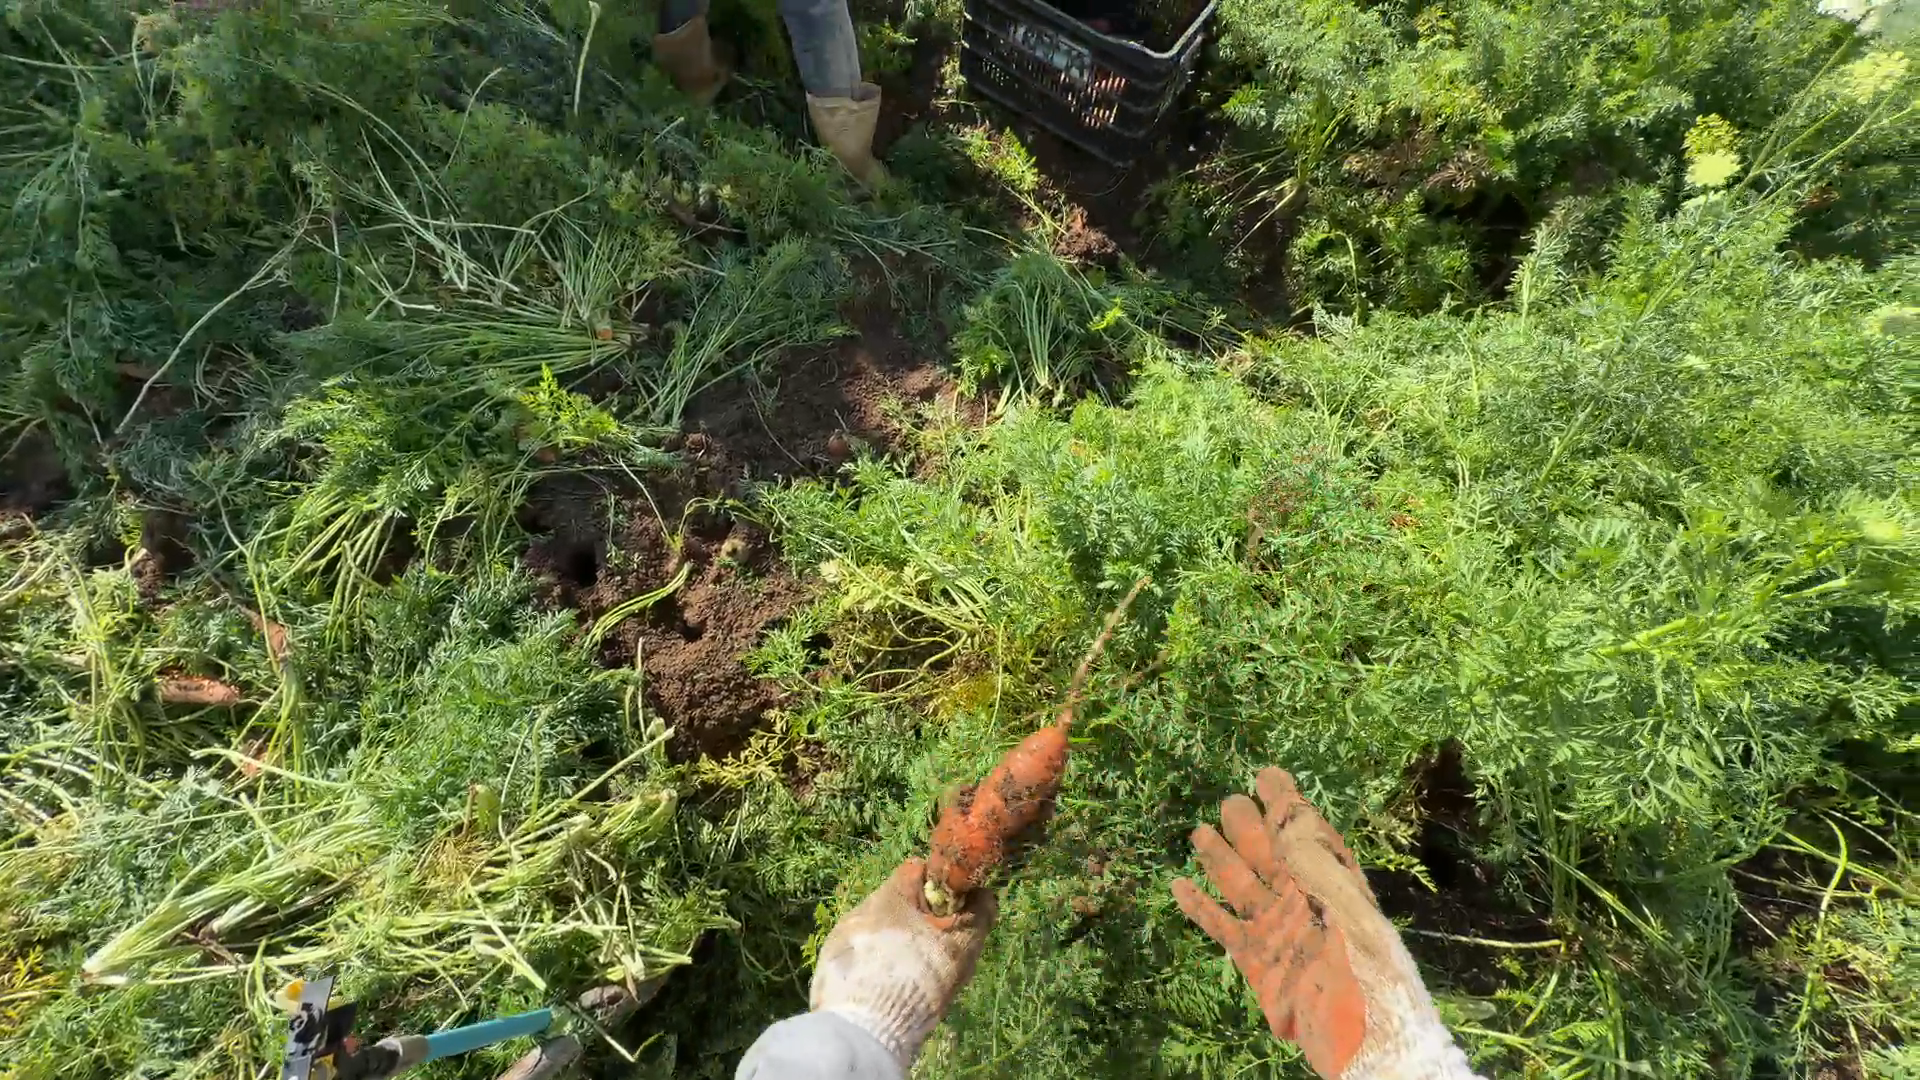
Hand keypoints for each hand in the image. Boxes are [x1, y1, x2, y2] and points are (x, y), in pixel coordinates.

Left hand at [811, 858, 995, 1066]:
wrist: (869, 1027)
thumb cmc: (920, 976)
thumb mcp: (962, 944)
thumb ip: (978, 912)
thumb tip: (984, 893)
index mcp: (895, 891)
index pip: (919, 870)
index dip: (938, 890)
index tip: (948, 916)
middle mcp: (865, 903)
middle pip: (898, 901)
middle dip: (916, 919)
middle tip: (931, 949)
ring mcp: (844, 931)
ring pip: (879, 927)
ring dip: (894, 941)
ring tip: (906, 972)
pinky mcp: (831, 958)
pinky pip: (860, 951)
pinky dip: (873, 961)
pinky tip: (883, 984)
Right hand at [1173, 769, 1468, 1079]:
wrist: (1356, 1031)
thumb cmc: (1355, 953)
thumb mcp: (1337, 884)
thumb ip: (1306, 841)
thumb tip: (1279, 791)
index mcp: (1325, 876)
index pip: (1300, 828)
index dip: (1284, 802)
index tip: (1265, 774)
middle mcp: (1297, 896)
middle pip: (1264, 851)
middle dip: (1246, 824)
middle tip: (1231, 805)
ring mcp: (1272, 925)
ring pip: (1236, 881)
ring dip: (1217, 856)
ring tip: (1198, 832)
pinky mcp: (1252, 955)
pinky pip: (1219, 924)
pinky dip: (1197, 906)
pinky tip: (1177, 885)